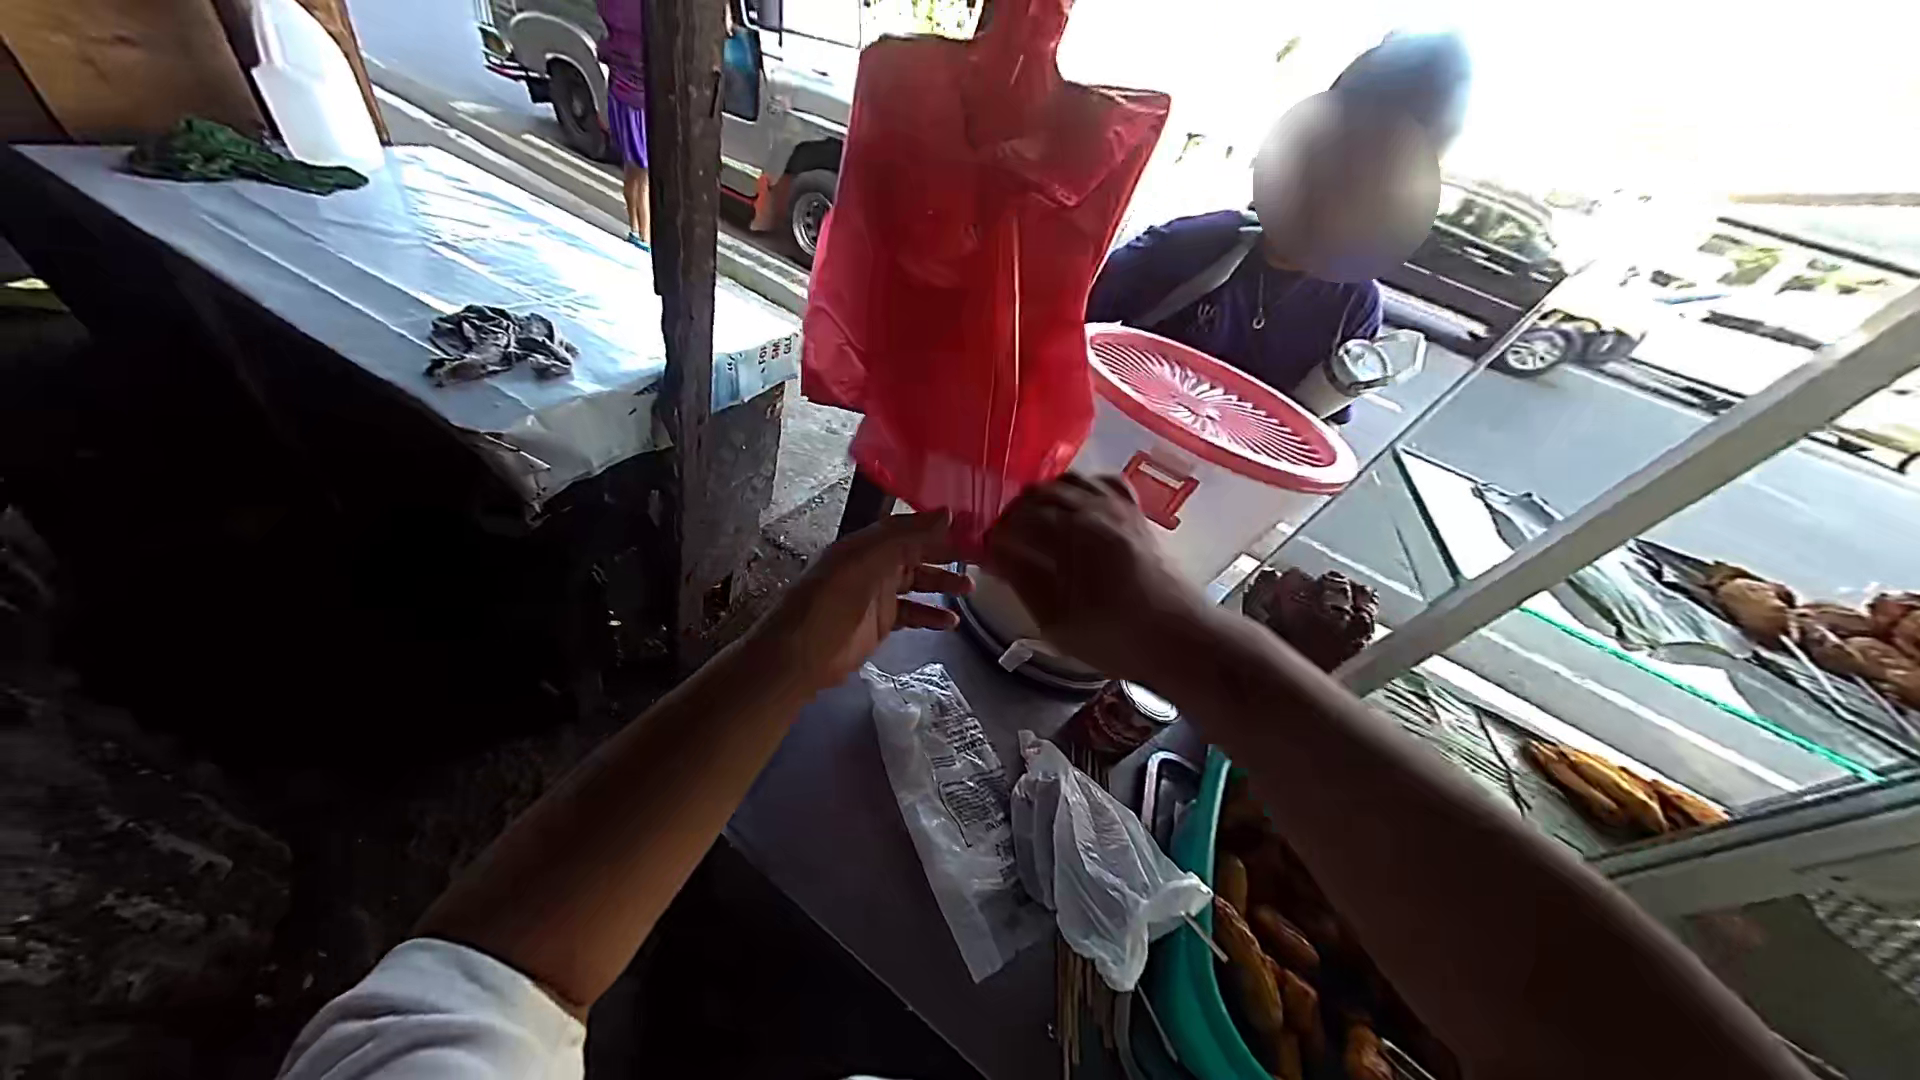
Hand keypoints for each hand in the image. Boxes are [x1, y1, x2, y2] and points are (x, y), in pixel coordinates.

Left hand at [755, 509, 970, 691]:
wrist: (799, 655)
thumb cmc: (830, 603)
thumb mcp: (865, 563)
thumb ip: (905, 537)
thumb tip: (946, 513)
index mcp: (868, 545)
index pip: (911, 529)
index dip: (940, 527)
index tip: (973, 526)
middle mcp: (875, 564)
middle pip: (918, 554)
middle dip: (947, 555)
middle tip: (980, 558)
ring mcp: (878, 594)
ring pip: (918, 582)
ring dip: (943, 584)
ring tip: (970, 589)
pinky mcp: (881, 621)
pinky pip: (912, 613)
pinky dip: (931, 615)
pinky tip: (952, 622)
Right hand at [984, 474, 1214, 682]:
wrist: (1180, 638)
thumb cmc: (1116, 639)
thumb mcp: (1057, 622)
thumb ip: (1024, 582)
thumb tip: (997, 557)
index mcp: (1069, 536)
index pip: (1017, 521)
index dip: (997, 536)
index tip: (988, 552)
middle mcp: (1093, 510)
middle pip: (1039, 494)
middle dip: (1015, 514)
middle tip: (1006, 540)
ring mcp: (1118, 507)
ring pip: (1069, 481)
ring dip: (1044, 497)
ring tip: (1036, 524)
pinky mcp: (1135, 513)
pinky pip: (1104, 482)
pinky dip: (1082, 488)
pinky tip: (1077, 509)